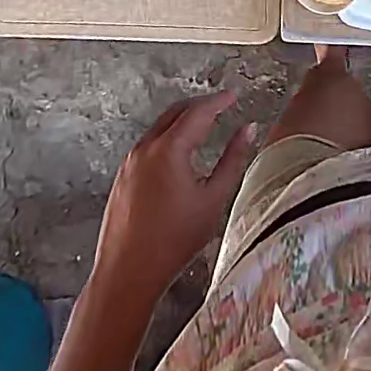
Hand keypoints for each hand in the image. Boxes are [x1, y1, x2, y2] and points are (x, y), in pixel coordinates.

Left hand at [92, 91, 254, 298]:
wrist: (127, 275)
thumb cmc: (175, 239)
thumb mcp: (215, 197)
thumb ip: (234, 158)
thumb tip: (248, 129)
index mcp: (169, 150)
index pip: (198, 112)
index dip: (219, 100)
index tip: (234, 95)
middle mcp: (145, 150)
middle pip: (176, 112)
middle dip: (201, 104)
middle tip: (222, 105)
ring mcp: (129, 164)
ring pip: (160, 127)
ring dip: (183, 119)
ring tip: (205, 123)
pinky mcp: (122, 178)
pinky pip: (149, 144)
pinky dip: (169, 135)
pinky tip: (182, 150)